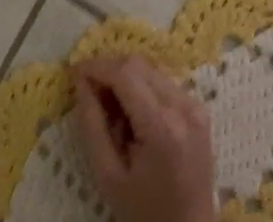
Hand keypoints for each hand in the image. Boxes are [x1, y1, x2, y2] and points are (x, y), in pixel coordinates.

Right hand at [72, 56, 217, 221]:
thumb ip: (92, 125)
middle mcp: (184, 107)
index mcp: (162, 127)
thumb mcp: (108, 175)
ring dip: (124, 78)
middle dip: (108, 70)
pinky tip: (131, 114)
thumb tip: (81, 83)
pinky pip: (163, 83)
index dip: (95, 66)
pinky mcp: (199, 111)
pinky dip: (141, 88)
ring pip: (150, 70)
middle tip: (88, 92)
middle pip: (138, 65)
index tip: (73, 73)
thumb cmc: (145, 211)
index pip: (124, 74)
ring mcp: (196, 107)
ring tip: (110, 109)